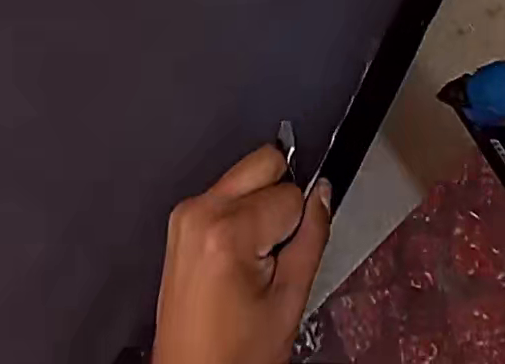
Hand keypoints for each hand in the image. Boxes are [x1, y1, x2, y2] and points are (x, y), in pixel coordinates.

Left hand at [153, 145, 332, 363]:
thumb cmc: (235, 356)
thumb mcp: (289, 301)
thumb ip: (313, 236)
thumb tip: (324, 190)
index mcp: (228, 231)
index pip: (291, 193)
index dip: (299, 224)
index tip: (286, 257)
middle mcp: (201, 211)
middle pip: (266, 160)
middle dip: (280, 196)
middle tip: (275, 246)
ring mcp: (186, 213)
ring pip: (247, 172)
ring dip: (260, 203)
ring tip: (254, 254)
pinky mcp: (181, 219)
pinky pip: (227, 191)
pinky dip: (241, 211)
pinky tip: (237, 252)